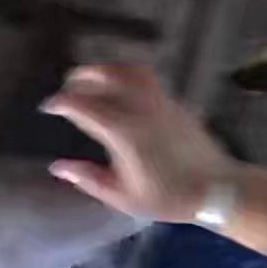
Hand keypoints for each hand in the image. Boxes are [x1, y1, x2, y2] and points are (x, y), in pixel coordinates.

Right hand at [41, 64, 237, 223]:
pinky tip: (118, 86)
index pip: (83, 106)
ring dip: (103, 70)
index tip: (47, 107)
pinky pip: (144, 77)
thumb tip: (57, 167)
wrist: (219, 190)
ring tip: (90, 79)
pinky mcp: (173, 101)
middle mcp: (140, 109)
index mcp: (123, 133)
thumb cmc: (168, 197)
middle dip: (79, 79)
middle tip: (66, 88)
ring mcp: (159, 101)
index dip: (60, 102)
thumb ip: (88, 179)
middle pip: (104, 78)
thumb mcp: (123, 197)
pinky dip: (123, 74)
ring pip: (126, 71)